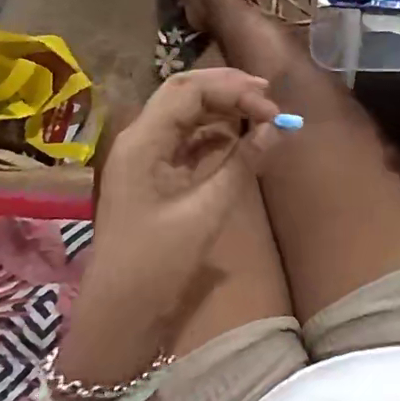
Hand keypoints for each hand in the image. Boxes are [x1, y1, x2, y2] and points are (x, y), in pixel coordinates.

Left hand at [86, 69, 280, 313]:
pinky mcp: (155, 175)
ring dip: (222, 108)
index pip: (189, 92)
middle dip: (227, 88)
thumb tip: (278, 128)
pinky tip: (239, 139)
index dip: (234, 92)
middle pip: (184, 94)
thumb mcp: (205, 212)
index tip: (273, 110)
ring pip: (185, 114)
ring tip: (260, 112)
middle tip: (269, 96)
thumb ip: (242, 165)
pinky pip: (186, 140)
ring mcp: (146, 157)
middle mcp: (140, 140)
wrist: (120, 311)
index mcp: (143, 142)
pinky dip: (215, 133)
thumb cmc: (157, 262)